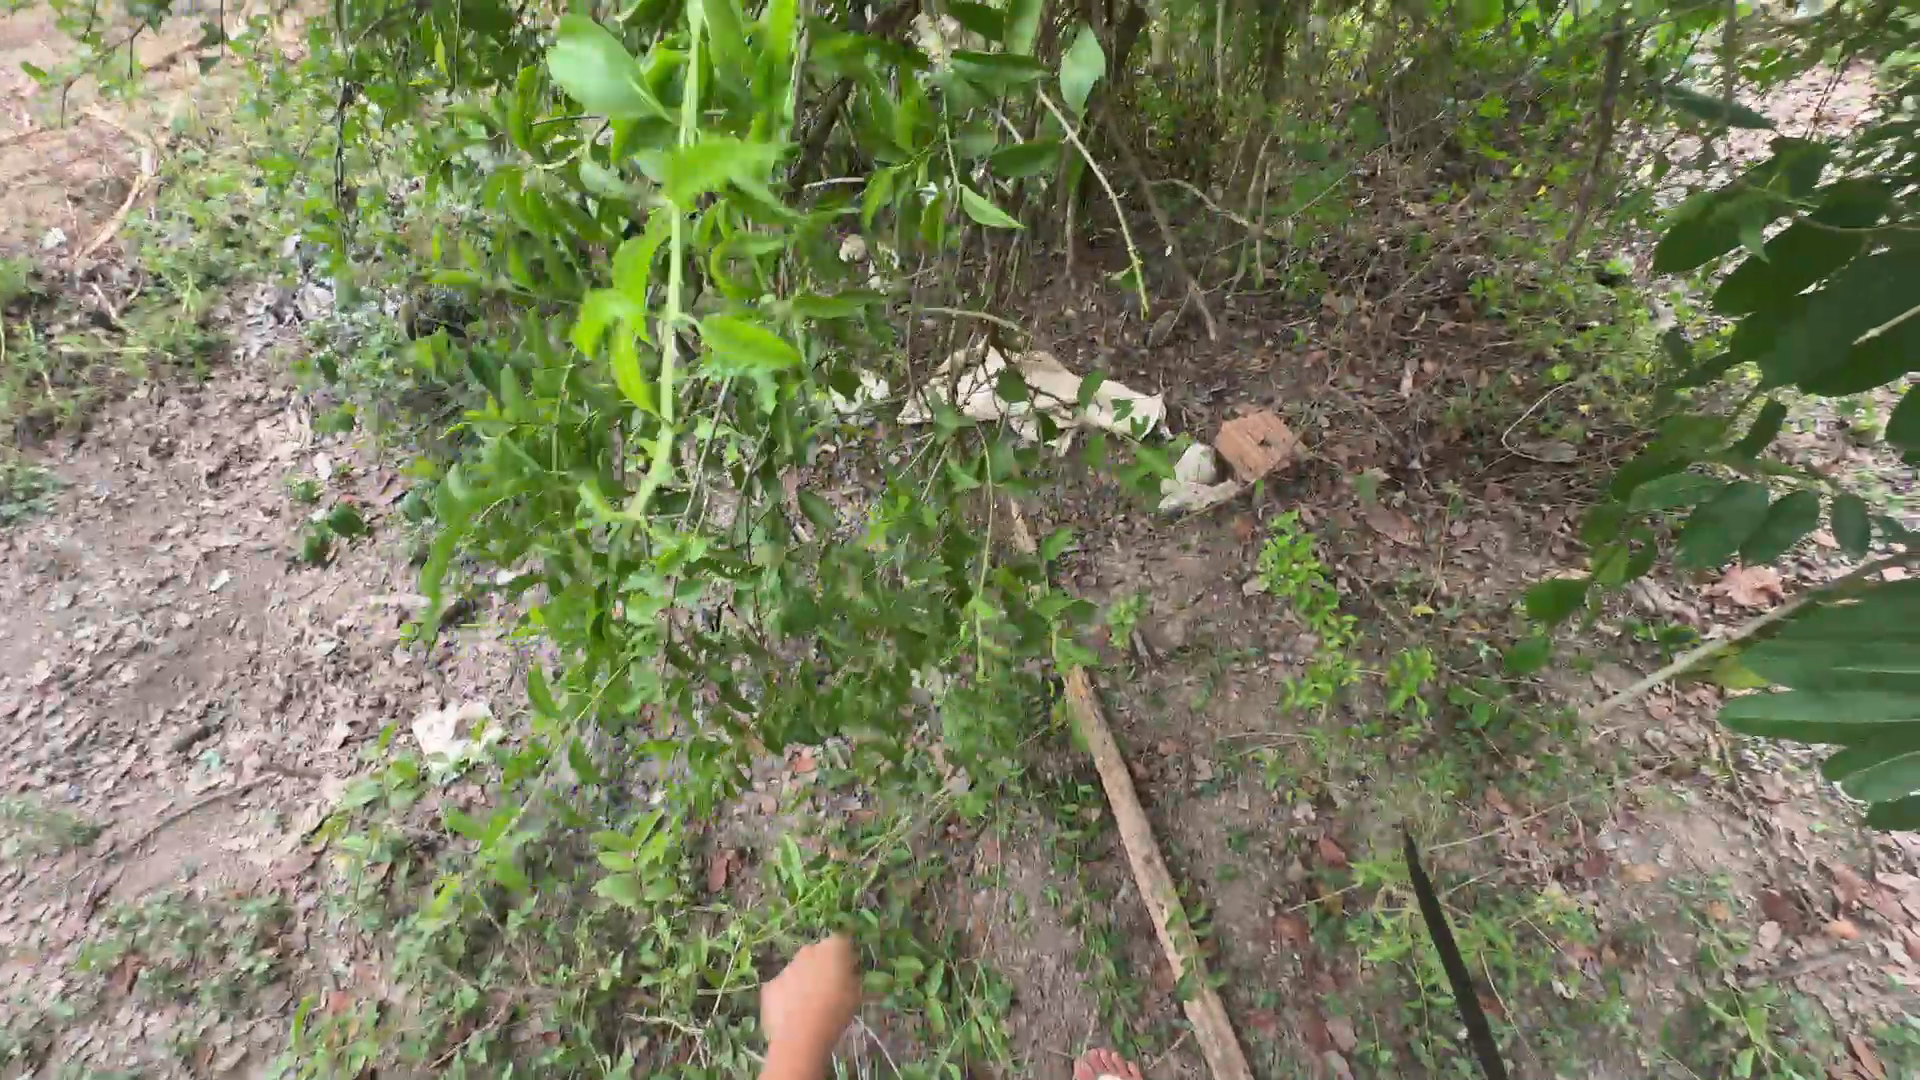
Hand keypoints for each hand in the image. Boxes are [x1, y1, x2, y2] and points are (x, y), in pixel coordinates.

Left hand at [760, 934, 860, 1079]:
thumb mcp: (855, 994)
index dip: (844, 957)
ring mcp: (787, 967)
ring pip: (798, 970)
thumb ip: (851, 978)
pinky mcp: (770, 985)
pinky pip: (781, 987)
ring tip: (807, 1007)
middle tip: (826, 990)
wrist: (801, 1036)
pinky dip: (786, 997)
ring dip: (803, 982)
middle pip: (817, 954)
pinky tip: (791, 1015)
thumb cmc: (835, 1012)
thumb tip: (847, 974)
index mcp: (833, 948)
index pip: (841, 943)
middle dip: (821, 967)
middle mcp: (809, 950)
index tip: (846, 972)